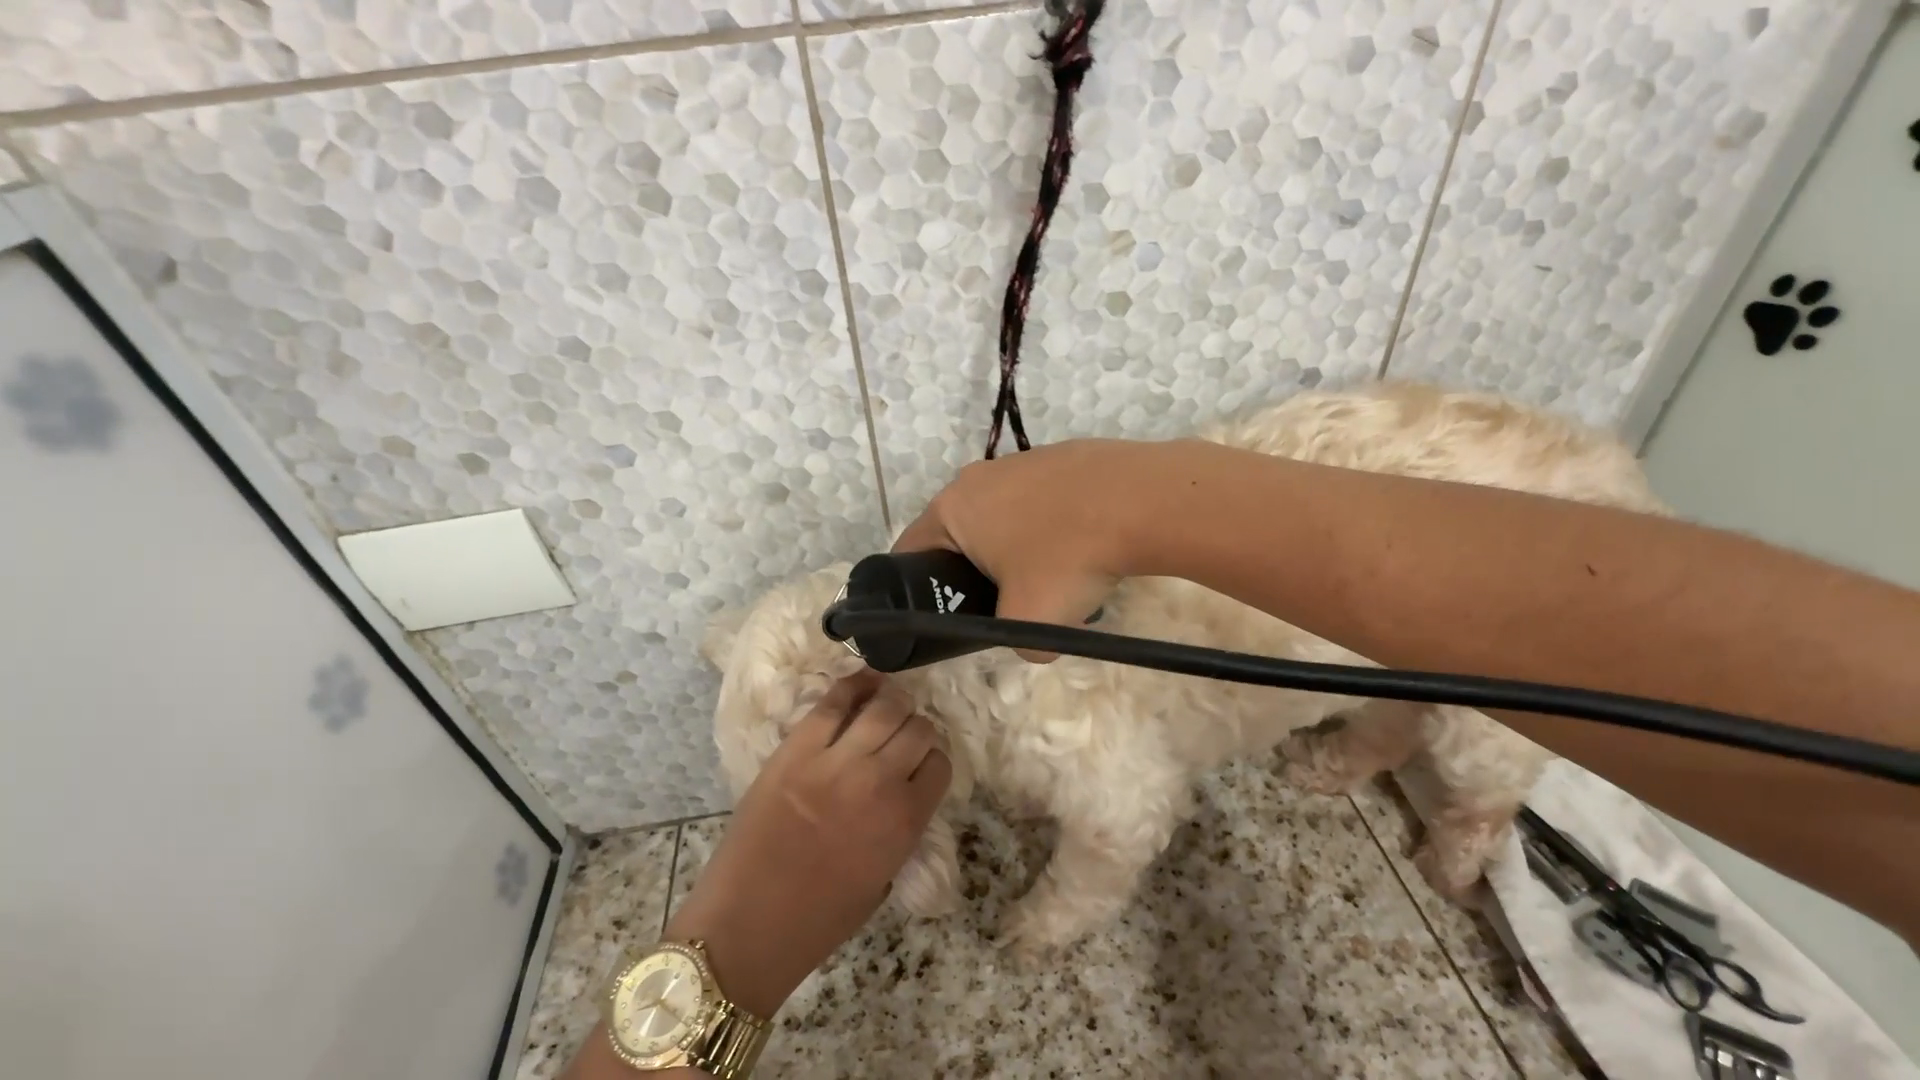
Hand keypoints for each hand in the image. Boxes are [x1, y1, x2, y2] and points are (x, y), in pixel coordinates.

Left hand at [664, 672, 951, 1016]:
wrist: (748, 925)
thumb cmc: (818, 919)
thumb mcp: (882, 880)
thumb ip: (901, 829)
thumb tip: (905, 791)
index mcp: (906, 823)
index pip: (941, 764)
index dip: (933, 759)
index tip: (921, 761)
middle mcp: (880, 783)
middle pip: (918, 729)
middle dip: (917, 728)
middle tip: (904, 733)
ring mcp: (836, 761)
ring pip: (884, 707)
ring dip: (893, 701)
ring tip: (887, 703)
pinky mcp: (796, 749)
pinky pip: (833, 703)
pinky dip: (853, 686)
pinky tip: (862, 683)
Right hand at [893, 438, 1173, 658]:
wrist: (1142, 503)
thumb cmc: (1067, 561)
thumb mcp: (1030, 625)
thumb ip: (1017, 646)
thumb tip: (1035, 645)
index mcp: (952, 509)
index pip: (911, 551)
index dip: (919, 589)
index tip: (943, 615)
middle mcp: (979, 476)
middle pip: (961, 535)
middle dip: (977, 572)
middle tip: (1002, 604)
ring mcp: (1024, 460)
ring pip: (1006, 516)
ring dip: (1020, 549)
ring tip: (1055, 577)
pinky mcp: (1065, 455)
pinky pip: (1045, 501)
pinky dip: (1056, 526)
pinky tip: (1086, 547)